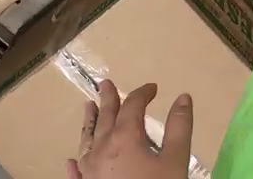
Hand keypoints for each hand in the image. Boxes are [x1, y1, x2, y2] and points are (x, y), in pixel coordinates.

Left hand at [66, 80, 192, 178]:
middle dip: (108, 100)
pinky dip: (74, 165)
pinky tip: (70, 161)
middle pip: (105, 119)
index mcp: (125, 138)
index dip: (143, 93)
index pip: (133, 105)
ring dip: (88, 124)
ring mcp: (88, 175)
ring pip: (87, 142)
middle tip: (105, 83)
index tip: (154, 88)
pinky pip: (75, 176)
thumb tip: (183, 97)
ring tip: (86, 108)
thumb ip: (179, 126)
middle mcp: (102, 151)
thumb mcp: (176, 160)